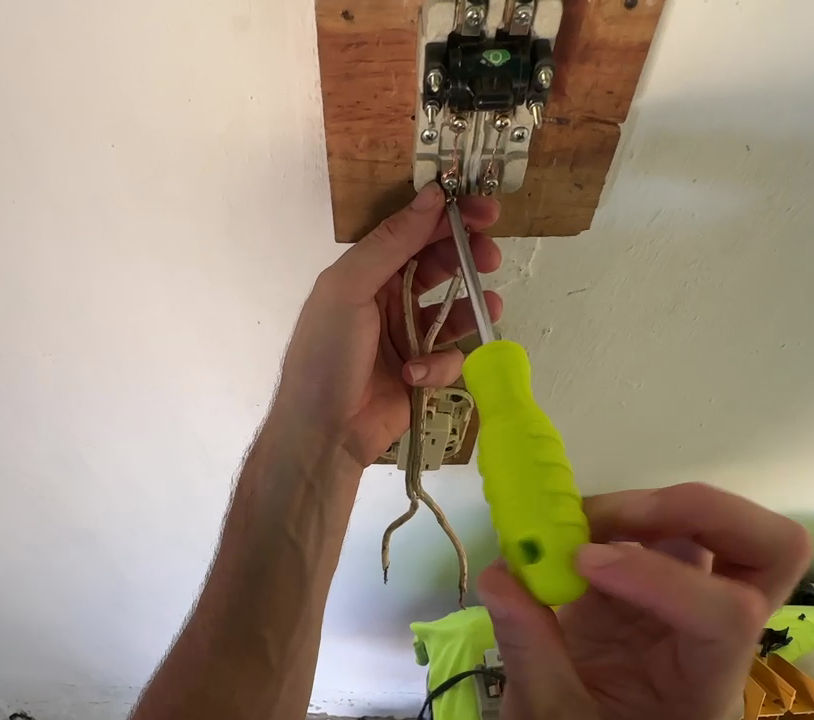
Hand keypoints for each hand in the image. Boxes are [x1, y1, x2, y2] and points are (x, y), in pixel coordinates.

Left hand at [272, 184, 503, 467]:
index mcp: (367, 274)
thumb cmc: (326, 354)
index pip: (414, 233)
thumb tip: (432, 195)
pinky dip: (440, 365)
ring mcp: (406, 338)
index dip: (449, 218)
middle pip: (440, 268)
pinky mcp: (421, 374)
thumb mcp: (348, 288)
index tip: (485, 212)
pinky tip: (417, 376)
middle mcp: (388, 300)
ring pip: (454, 313)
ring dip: (471, 309)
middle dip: (467, 260)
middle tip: (490, 259)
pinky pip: (448, 359)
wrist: (323, 431)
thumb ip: (391, 242)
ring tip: (487, 308)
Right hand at [478, 484, 811, 719]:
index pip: (724, 614)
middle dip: (695, 515)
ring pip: (724, 522)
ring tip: (576, 522)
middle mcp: (720, 633)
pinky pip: (670, 519)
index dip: (656, 575)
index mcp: (705, 682)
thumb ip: (527, 650)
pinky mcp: (669, 571)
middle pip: (772, 550)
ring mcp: (701, 594)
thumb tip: (500, 577)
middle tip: (611, 519)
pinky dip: (623, 512)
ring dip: (650, 506)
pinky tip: (574, 529)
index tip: (578, 563)